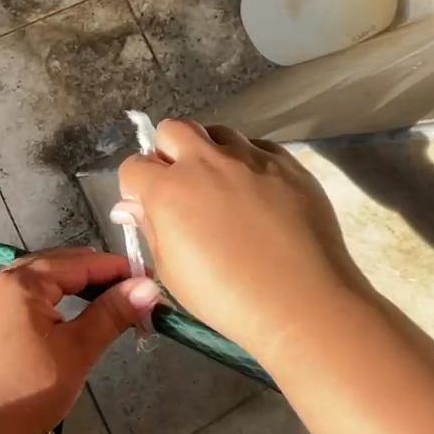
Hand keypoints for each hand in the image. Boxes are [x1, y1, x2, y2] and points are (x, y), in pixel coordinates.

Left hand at [0, 248, 159, 433]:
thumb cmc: (30, 387)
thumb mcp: (78, 350)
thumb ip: (111, 314)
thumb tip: (148, 287)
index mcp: (26, 281)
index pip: (80, 263)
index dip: (115, 269)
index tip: (148, 279)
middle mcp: (1, 281)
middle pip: (53, 264)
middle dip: (91, 272)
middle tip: (128, 288)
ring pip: (26, 277)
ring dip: (58, 278)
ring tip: (90, 285)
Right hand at [116, 119, 369, 355]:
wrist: (303, 303)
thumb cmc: (227, 297)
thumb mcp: (172, 271)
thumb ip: (150, 228)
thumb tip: (130, 207)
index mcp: (169, 190)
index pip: (133, 166)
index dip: (135, 186)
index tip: (146, 205)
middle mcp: (206, 162)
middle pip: (173, 129)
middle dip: (168, 151)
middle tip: (181, 184)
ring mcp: (250, 158)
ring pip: (218, 132)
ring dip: (210, 152)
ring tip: (222, 186)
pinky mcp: (287, 164)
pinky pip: (258, 147)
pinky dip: (249, 161)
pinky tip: (257, 192)